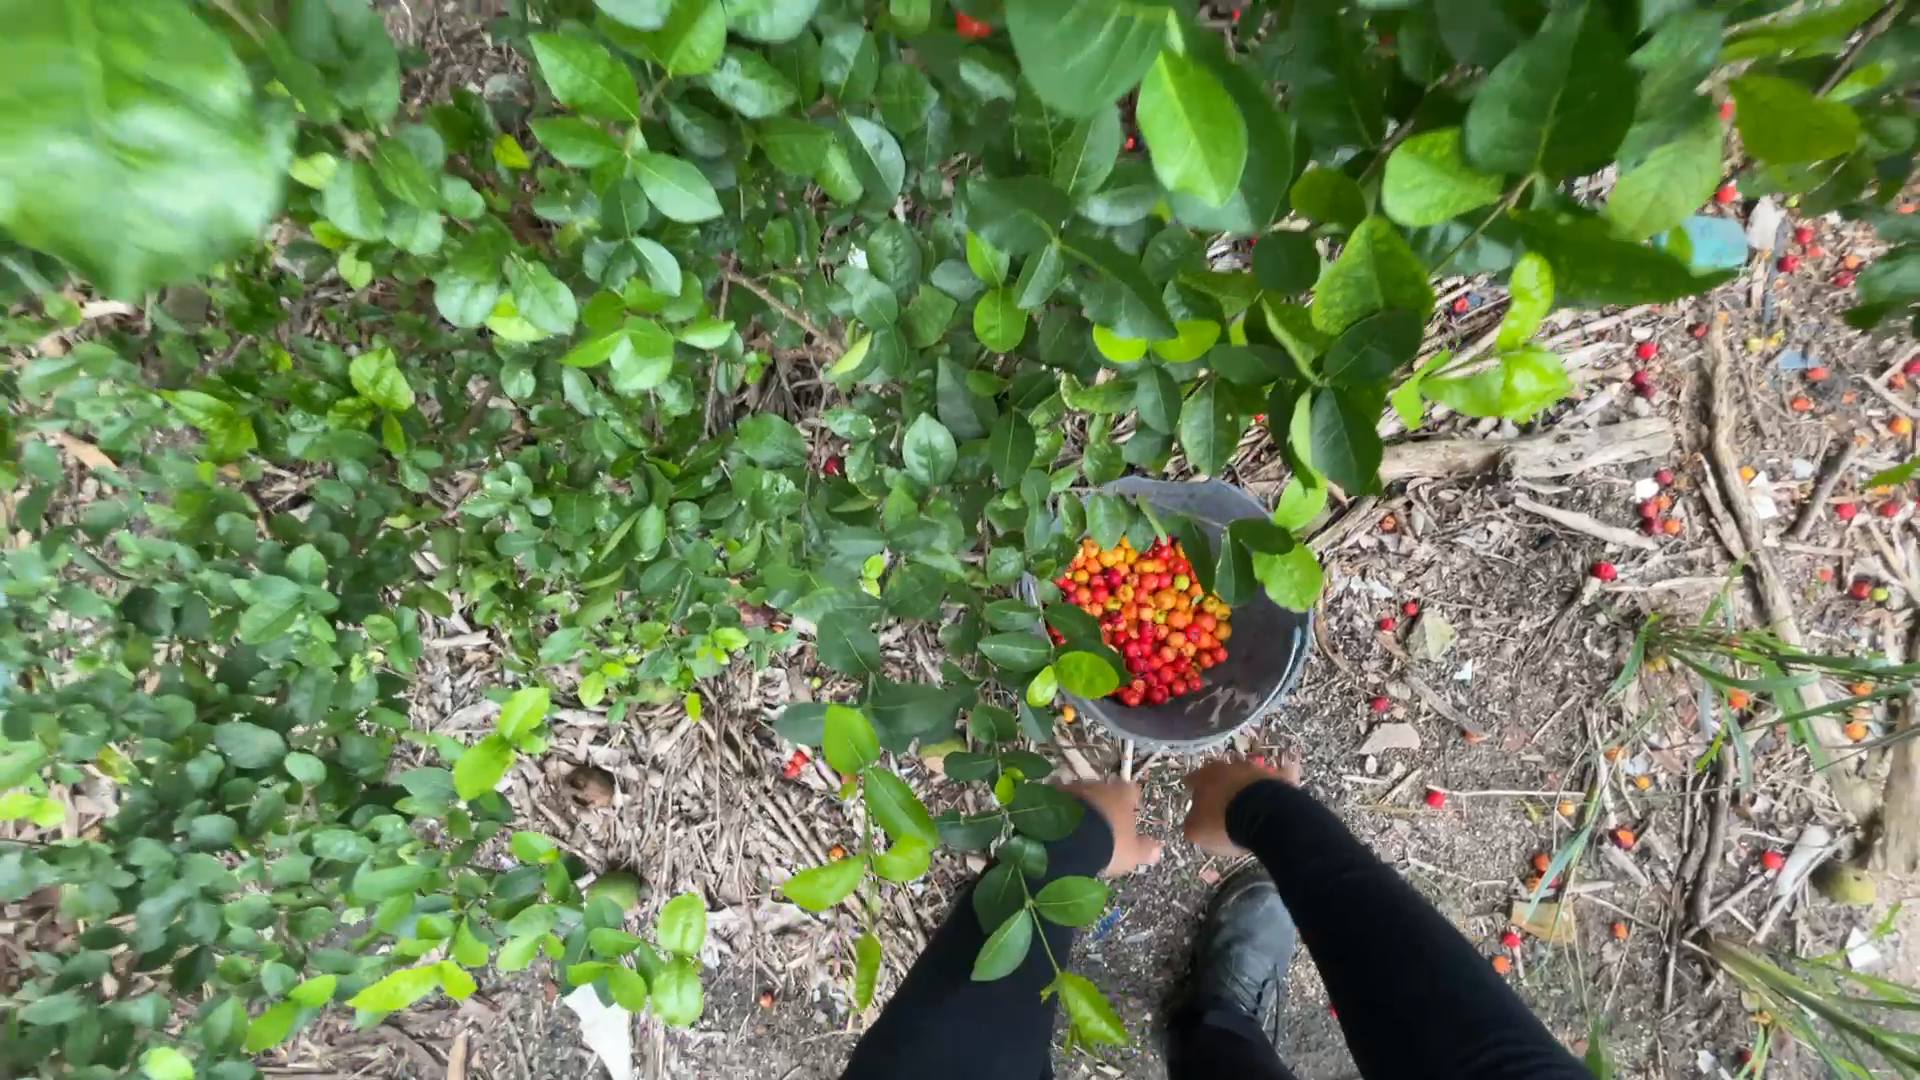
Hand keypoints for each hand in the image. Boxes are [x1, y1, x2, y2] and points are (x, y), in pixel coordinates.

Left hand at [1061, 780, 1162, 876]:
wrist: (1071, 842)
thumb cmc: (1109, 845)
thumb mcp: (1132, 854)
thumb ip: (1145, 849)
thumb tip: (1158, 849)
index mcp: (1122, 795)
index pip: (1131, 790)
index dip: (1132, 799)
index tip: (1131, 810)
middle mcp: (1100, 786)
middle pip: (1106, 790)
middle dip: (1106, 803)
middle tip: (1105, 824)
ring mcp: (1076, 788)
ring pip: (1084, 794)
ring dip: (1085, 806)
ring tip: (1083, 826)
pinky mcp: (1056, 795)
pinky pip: (1064, 800)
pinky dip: (1065, 809)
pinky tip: (1063, 824)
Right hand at [1181, 751, 1300, 856]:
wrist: (1266, 817)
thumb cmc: (1224, 822)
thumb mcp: (1197, 831)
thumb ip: (1192, 823)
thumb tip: (1193, 822)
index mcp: (1204, 777)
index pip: (1192, 779)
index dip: (1192, 789)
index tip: (1193, 796)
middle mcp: (1227, 767)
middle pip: (1219, 773)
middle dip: (1219, 784)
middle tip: (1221, 801)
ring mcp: (1254, 769)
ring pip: (1245, 775)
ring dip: (1244, 786)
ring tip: (1247, 805)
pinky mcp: (1278, 777)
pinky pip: (1272, 781)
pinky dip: (1270, 789)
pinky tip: (1271, 803)